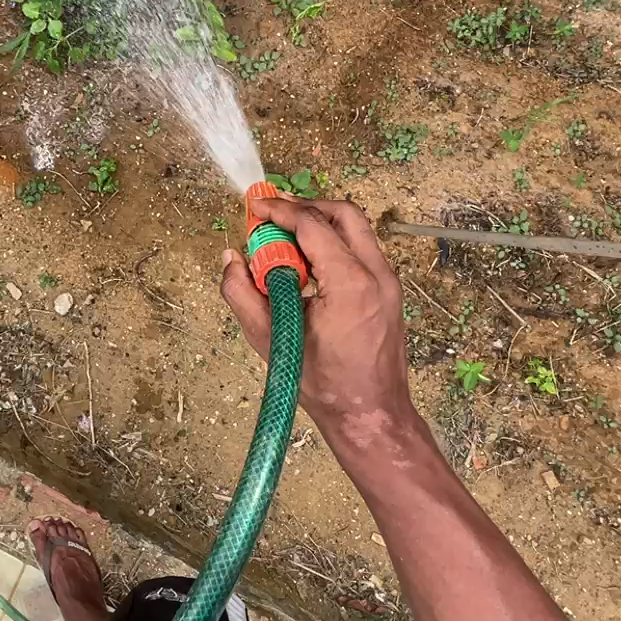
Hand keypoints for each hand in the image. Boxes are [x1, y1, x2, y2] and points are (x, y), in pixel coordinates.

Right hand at [220, 198, 414, 436]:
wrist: (370, 413)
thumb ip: (240, 292)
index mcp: (349, 282)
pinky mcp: (390, 291)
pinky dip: (332, 244)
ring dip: (320, 225)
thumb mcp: (267, 337)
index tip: (255, 208)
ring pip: (356, 229)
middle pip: (343, 214)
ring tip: (286, 239)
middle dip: (305, 207)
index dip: (279, 210)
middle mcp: (376, 273)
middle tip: (273, 217)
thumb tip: (231, 258)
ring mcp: (389, 281)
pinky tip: (307, 264)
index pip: (312, 225)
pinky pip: (360, 250)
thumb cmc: (321, 382)